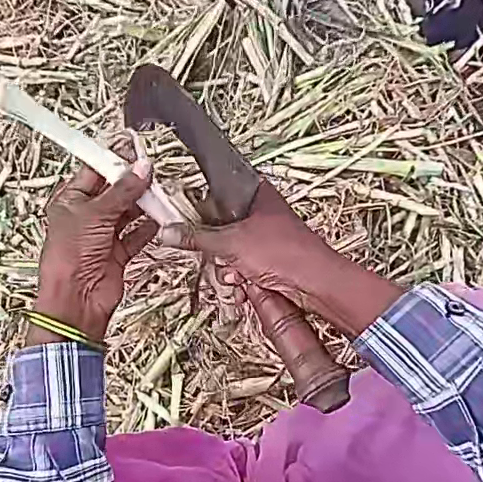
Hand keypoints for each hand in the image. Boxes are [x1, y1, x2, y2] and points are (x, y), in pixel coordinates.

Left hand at [31, 159, 158, 346]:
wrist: (75, 299)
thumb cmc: (68, 258)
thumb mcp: (94, 214)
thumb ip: (122, 191)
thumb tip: (141, 169)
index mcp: (70, 201)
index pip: (94, 173)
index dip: (114, 161)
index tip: (134, 151)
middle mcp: (86, 218)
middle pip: (114, 192)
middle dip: (133, 183)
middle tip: (152, 173)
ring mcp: (102, 236)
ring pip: (128, 213)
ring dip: (144, 205)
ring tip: (160, 194)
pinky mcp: (117, 254)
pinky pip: (137, 236)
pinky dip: (149, 228)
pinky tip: (160, 219)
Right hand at [157, 183, 404, 336]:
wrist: (316, 284)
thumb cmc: (285, 252)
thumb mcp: (231, 242)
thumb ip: (196, 237)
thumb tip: (166, 231)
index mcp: (254, 194)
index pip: (212, 198)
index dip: (200, 217)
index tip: (189, 232)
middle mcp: (258, 213)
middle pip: (216, 231)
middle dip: (215, 255)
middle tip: (223, 262)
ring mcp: (261, 239)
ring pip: (225, 254)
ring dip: (226, 272)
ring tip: (239, 277)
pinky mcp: (265, 261)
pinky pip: (237, 269)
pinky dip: (237, 281)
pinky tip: (244, 288)